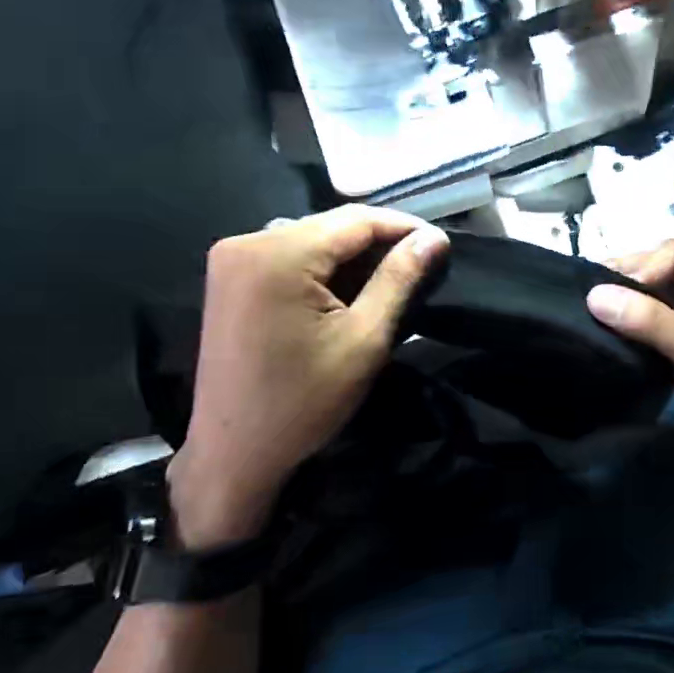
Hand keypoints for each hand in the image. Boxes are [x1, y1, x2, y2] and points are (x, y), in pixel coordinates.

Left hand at [166, 206, 448, 547]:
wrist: (236, 452)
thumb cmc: (305, 400)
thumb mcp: (365, 338)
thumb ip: (400, 280)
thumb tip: (435, 238)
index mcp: (278, 253)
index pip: (357, 220)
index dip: (405, 227)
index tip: (443, 247)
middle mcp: (247, 241)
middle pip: (332, 226)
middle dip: (380, 243)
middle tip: (423, 266)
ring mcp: (232, 260)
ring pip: (312, 240)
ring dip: (354, 256)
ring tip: (394, 280)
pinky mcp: (229, 280)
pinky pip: (289, 257)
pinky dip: (324, 269)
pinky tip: (349, 291)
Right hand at [586, 240, 673, 471]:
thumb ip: (650, 320)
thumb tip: (594, 295)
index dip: (641, 269)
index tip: (610, 294)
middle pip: (662, 271)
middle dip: (629, 283)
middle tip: (587, 295)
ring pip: (655, 299)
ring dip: (627, 305)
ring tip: (588, 311)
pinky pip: (653, 326)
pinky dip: (631, 328)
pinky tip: (604, 331)